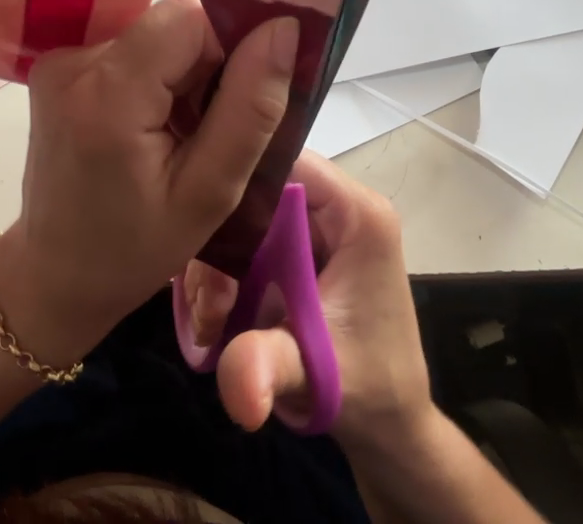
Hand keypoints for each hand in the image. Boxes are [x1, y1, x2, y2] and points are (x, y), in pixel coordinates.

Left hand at [0, 0, 300, 365]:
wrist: (55, 270)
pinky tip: (146, 124)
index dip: (224, 48)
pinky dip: (149, 75)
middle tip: (201, 129)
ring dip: (176, 71)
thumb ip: (249, 108)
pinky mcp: (55, 65)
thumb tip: (283, 27)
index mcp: (107, 95)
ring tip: (172, 133)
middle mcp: (72, 62)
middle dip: (201, 63)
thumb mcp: (210, 193)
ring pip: (151, 30)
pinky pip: (126, 45)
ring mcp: (58, 60)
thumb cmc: (135, 248)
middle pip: (167, 20)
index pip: (187, 16)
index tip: (230, 102)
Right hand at [185, 150, 433, 448]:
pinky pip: (246, 238)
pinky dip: (222, 272)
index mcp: (357, 213)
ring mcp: (316, 226)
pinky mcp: (298, 248)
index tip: (197, 229)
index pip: (282, 159)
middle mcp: (339, 207)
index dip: (234, 184)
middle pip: (256, 189)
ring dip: (215, 265)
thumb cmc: (366, 387)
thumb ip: (268, 363)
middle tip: (207, 302)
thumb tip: (234, 384)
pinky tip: (214, 315)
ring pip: (244, 216)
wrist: (385, 423)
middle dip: (218, 241)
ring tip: (211, 321)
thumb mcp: (314, 371)